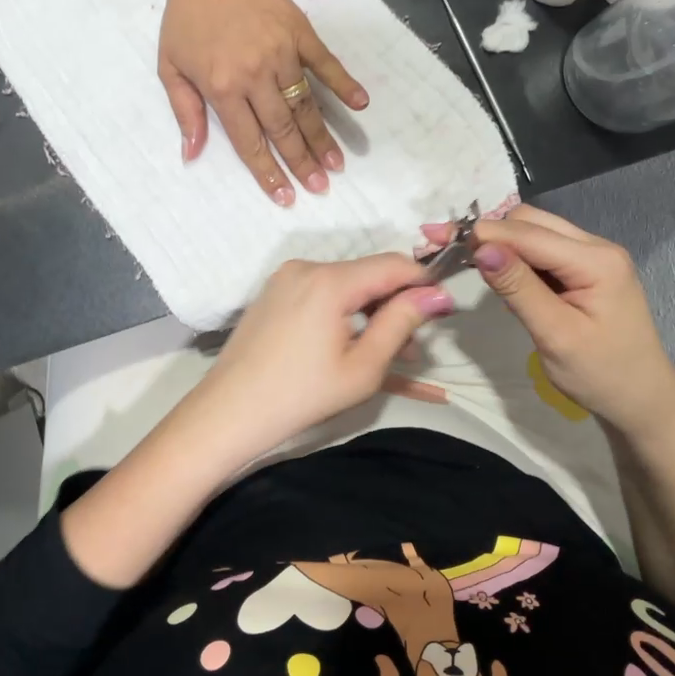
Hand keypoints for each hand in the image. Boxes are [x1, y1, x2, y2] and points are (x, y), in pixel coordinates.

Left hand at [159, 0, 369, 204]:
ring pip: (304, 104)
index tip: (286, 197)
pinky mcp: (301, 33)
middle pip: (282, 128)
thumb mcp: (170, 66)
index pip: (249, 140)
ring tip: (337, 163)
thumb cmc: (187, 19)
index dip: (268, 172)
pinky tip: (360, 105)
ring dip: (322, 136)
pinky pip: (326, 63)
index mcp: (222, 87)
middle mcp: (255, 75)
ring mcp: (282, 53)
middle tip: (321, 186)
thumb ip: (184, 111)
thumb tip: (192, 154)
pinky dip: (344, 84)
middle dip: (302, 162)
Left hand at [193, 255, 453, 450]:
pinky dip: (342, 313)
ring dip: (370, 312)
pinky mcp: (274, 293)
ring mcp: (285, 278)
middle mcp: (306, 267)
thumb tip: (438, 294)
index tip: (443, 312)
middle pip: (368, 274)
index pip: (394, 264)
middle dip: (396, 304)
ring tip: (387, 355)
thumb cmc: (302, 395)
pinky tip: (350, 346)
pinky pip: (321, 293)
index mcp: (330, 280)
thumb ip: (402, 323)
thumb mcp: (364, 366)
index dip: (424, 283)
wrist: (230, 411)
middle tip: (413, 350)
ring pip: (345, 285)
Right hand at [469, 204, 674, 439]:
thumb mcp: (555, 335)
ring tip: (466, 261)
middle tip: (447, 252)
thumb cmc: (601, 375)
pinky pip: (543, 249)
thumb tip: (480, 248)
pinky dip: (515, 255)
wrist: (642, 404)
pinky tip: (497, 272)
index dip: (483, 234)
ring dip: (500, 243)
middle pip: (530, 221)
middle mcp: (597, 247)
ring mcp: (593, 256)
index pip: (527, 232)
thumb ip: (518, 288)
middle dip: (489, 233)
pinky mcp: (586, 270)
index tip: (439, 243)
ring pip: (534, 231)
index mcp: (596, 260)